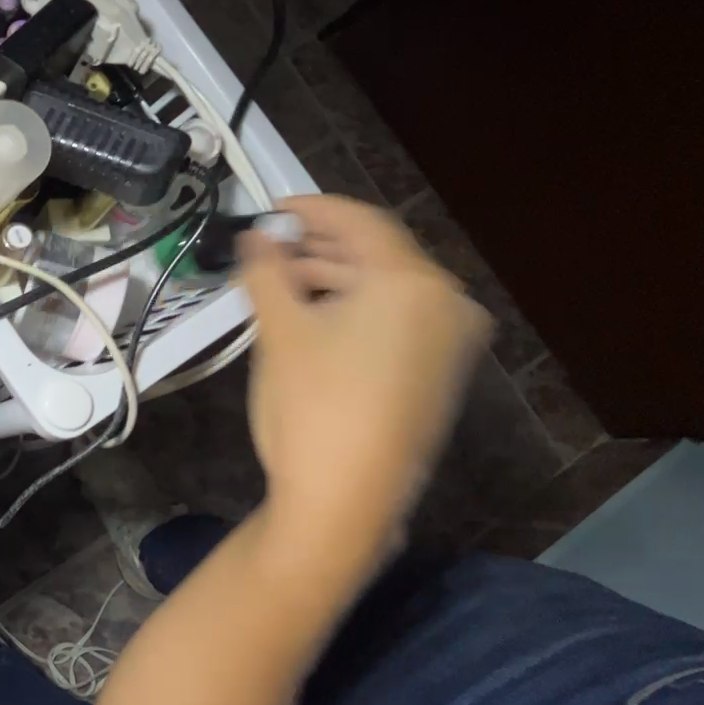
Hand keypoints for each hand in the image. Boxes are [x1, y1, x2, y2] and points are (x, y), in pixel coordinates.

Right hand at [239, 196, 491, 555]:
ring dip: (330, 279)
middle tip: (264, 248)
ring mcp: (449, 342)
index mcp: (414, 283)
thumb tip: (255, 235)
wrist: (347, 498)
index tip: (268, 206)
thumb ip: (265, 271)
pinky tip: (310, 319)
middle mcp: (447, 304)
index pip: (362, 222)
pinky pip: (394, 320)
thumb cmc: (312, 404)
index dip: (311, 208)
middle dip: (317, 247)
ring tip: (276, 284)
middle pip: (377, 255)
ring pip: (384, 290)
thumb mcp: (279, 331)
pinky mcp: (437, 373)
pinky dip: (352, 309)